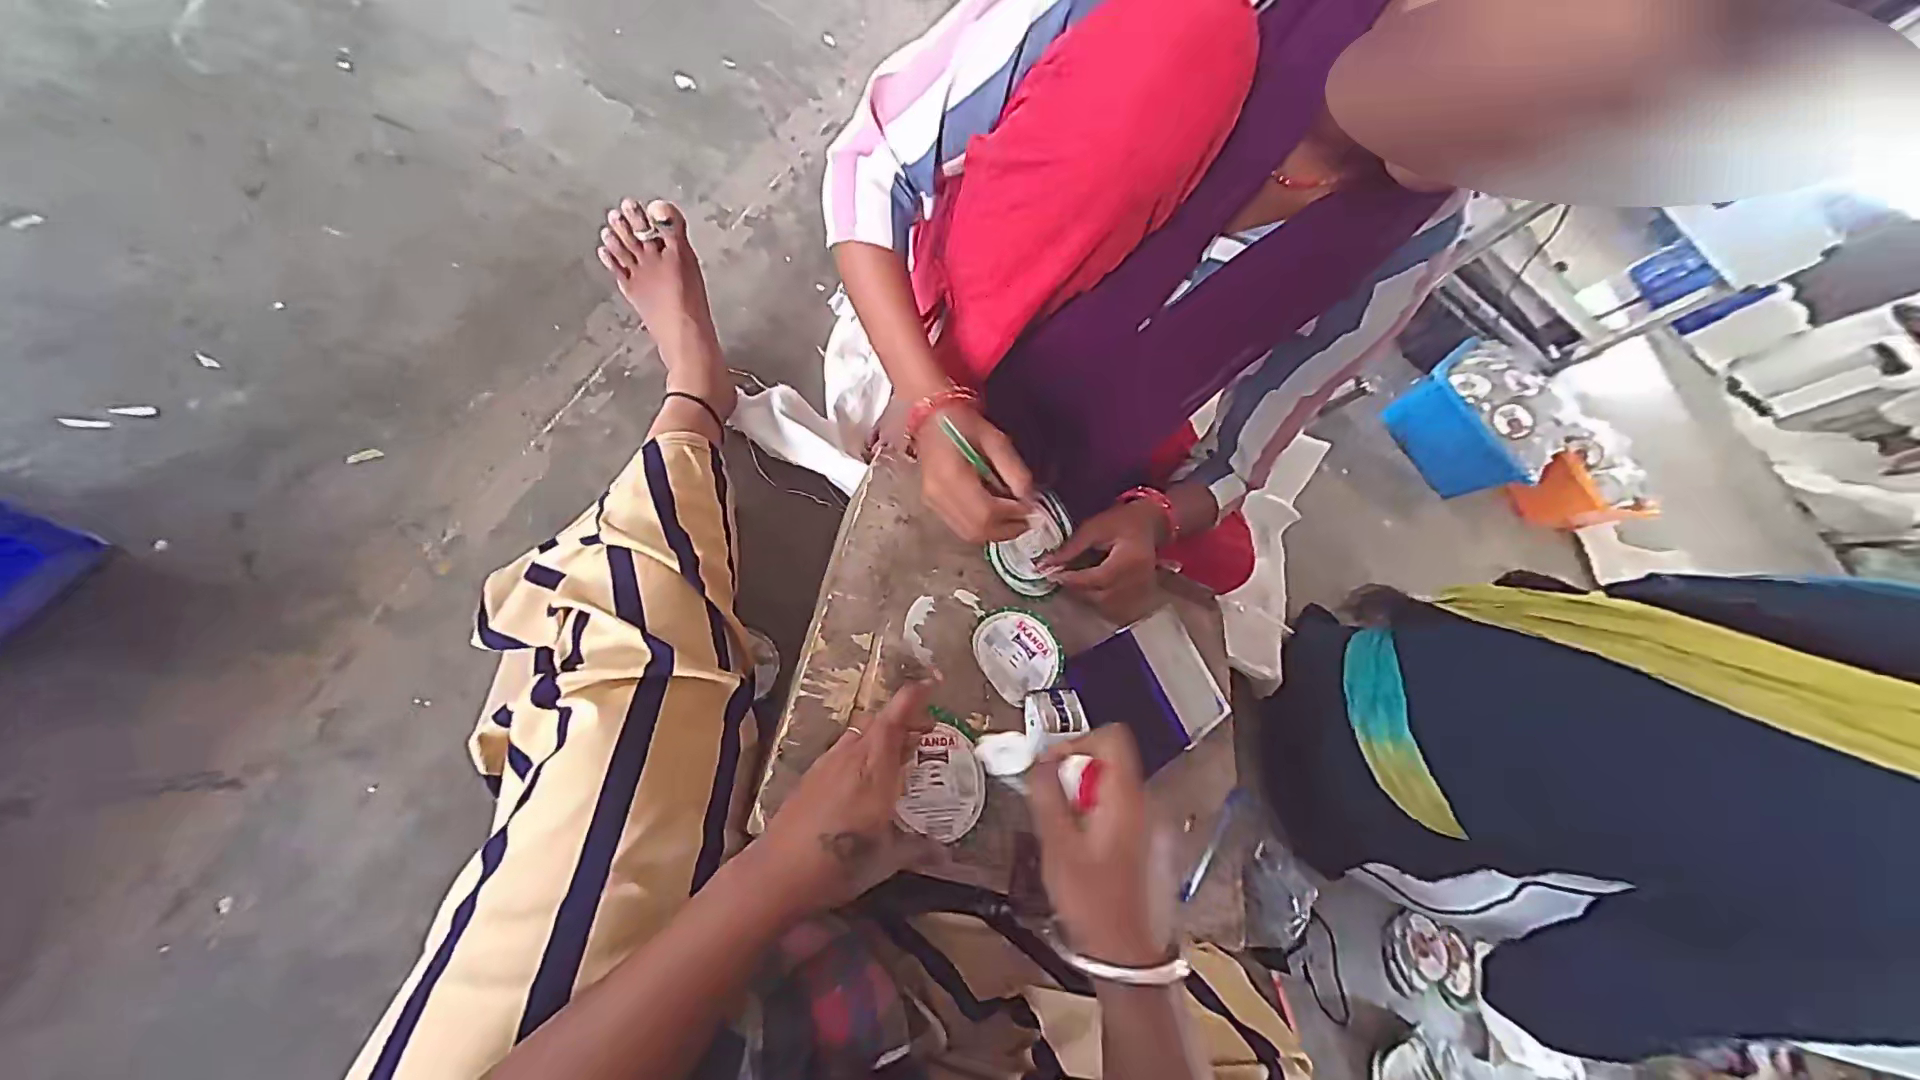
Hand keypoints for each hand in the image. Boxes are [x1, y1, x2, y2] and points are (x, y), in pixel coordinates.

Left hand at [755, 679, 937, 914]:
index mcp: (875, 765)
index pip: (896, 715)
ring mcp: (828, 763)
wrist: (776, 874)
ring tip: (897, 758)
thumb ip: (919, 847)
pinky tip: (864, 781)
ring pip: (860, 734)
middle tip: (924, 734)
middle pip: (880, 721)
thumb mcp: (887, 859)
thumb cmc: (839, 862)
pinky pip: (843, 752)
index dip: (916, 696)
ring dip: (882, 737)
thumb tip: (945, 852)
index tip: (933, 685)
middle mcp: (851, 755)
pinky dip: (861, 754)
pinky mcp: (811, 777)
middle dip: (905, 720)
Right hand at [917, 404, 1035, 544]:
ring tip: (1015, 521)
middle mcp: (938, 495)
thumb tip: (1028, 498)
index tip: (1030, 508)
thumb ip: (1013, 469)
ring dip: (996, 533)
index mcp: (951, 475)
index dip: (1012, 516)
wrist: (932, 418)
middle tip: (1027, 521)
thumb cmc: (965, 424)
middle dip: (1007, 530)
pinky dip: (984, 528)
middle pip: (977, 530)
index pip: (986, 512)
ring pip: (969, 534)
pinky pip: (962, 528)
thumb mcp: (996, 439)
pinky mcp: (933, 506)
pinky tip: (997, 517)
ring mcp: (932, 503)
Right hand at [1025, 727, 1174, 965]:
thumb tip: (1040, 761)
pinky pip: (1113, 803)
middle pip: (1107, 757)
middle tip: (1050, 799)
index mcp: (1126, 796)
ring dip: (1078, 792)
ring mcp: (1145, 819)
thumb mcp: (1058, 844)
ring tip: (1060, 826)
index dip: (1078, 741)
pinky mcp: (1141, 836)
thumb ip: (1046, 795)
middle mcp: (1142, 801)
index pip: (1112, 737)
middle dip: (1072, 771)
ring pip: (1107, 781)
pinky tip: (1076, 841)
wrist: (1124, 952)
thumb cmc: (1093, 901)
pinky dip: (1090, 808)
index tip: (1052, 764)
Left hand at [1040, 499, 1163, 618]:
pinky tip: (1089, 588)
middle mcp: (1138, 580)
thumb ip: (1073, 546)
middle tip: (1059, 577)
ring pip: (1106, 605)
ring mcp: (1142, 591)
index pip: (1097, 578)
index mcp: (1130, 560)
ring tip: (1073, 581)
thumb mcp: (1095, 527)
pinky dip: (1099, 601)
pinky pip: (1115, 608)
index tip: (1052, 574)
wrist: (1151, 523)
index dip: (1072, 579)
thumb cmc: (1122, 521)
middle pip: (1100, 596)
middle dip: (1076, 589)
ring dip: (1085, 596)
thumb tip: (1048, 563)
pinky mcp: (1140, 596)